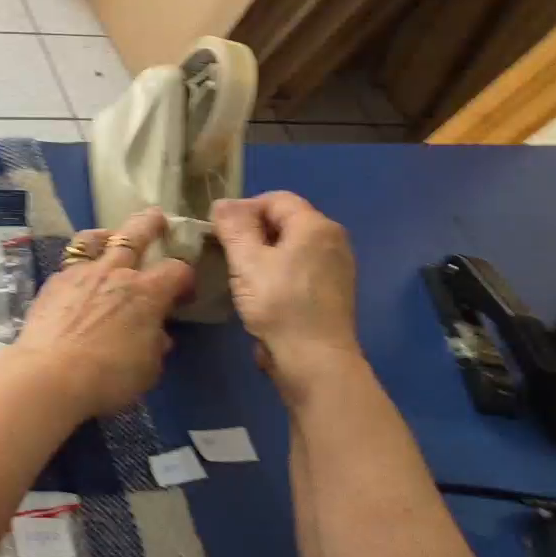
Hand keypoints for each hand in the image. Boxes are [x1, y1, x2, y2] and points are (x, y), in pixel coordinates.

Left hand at [4, 208, 195, 418]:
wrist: (50, 375)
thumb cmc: (108, 376)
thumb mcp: (148, 368)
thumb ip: (154, 345)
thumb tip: (156, 335)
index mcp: (147, 292)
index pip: (177, 270)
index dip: (185, 279)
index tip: (183, 294)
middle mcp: (114, 273)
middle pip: (136, 234)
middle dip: (150, 224)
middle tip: (156, 218)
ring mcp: (79, 274)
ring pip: (92, 240)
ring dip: (105, 235)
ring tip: (108, 237)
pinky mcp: (52, 284)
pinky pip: (68, 265)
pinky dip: (78, 267)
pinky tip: (77, 281)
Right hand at [212, 192, 361, 397]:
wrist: (312, 357)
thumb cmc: (278, 304)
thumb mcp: (247, 262)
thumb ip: (234, 228)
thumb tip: (223, 202)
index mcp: (315, 226)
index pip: (276, 199)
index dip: (244, 208)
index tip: (219, 230)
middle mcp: (333, 239)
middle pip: (286, 221)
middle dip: (253, 230)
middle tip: (225, 251)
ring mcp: (336, 266)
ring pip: (293, 246)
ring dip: (264, 252)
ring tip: (239, 272)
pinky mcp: (332, 290)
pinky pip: (300, 267)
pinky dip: (279, 270)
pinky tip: (261, 291)